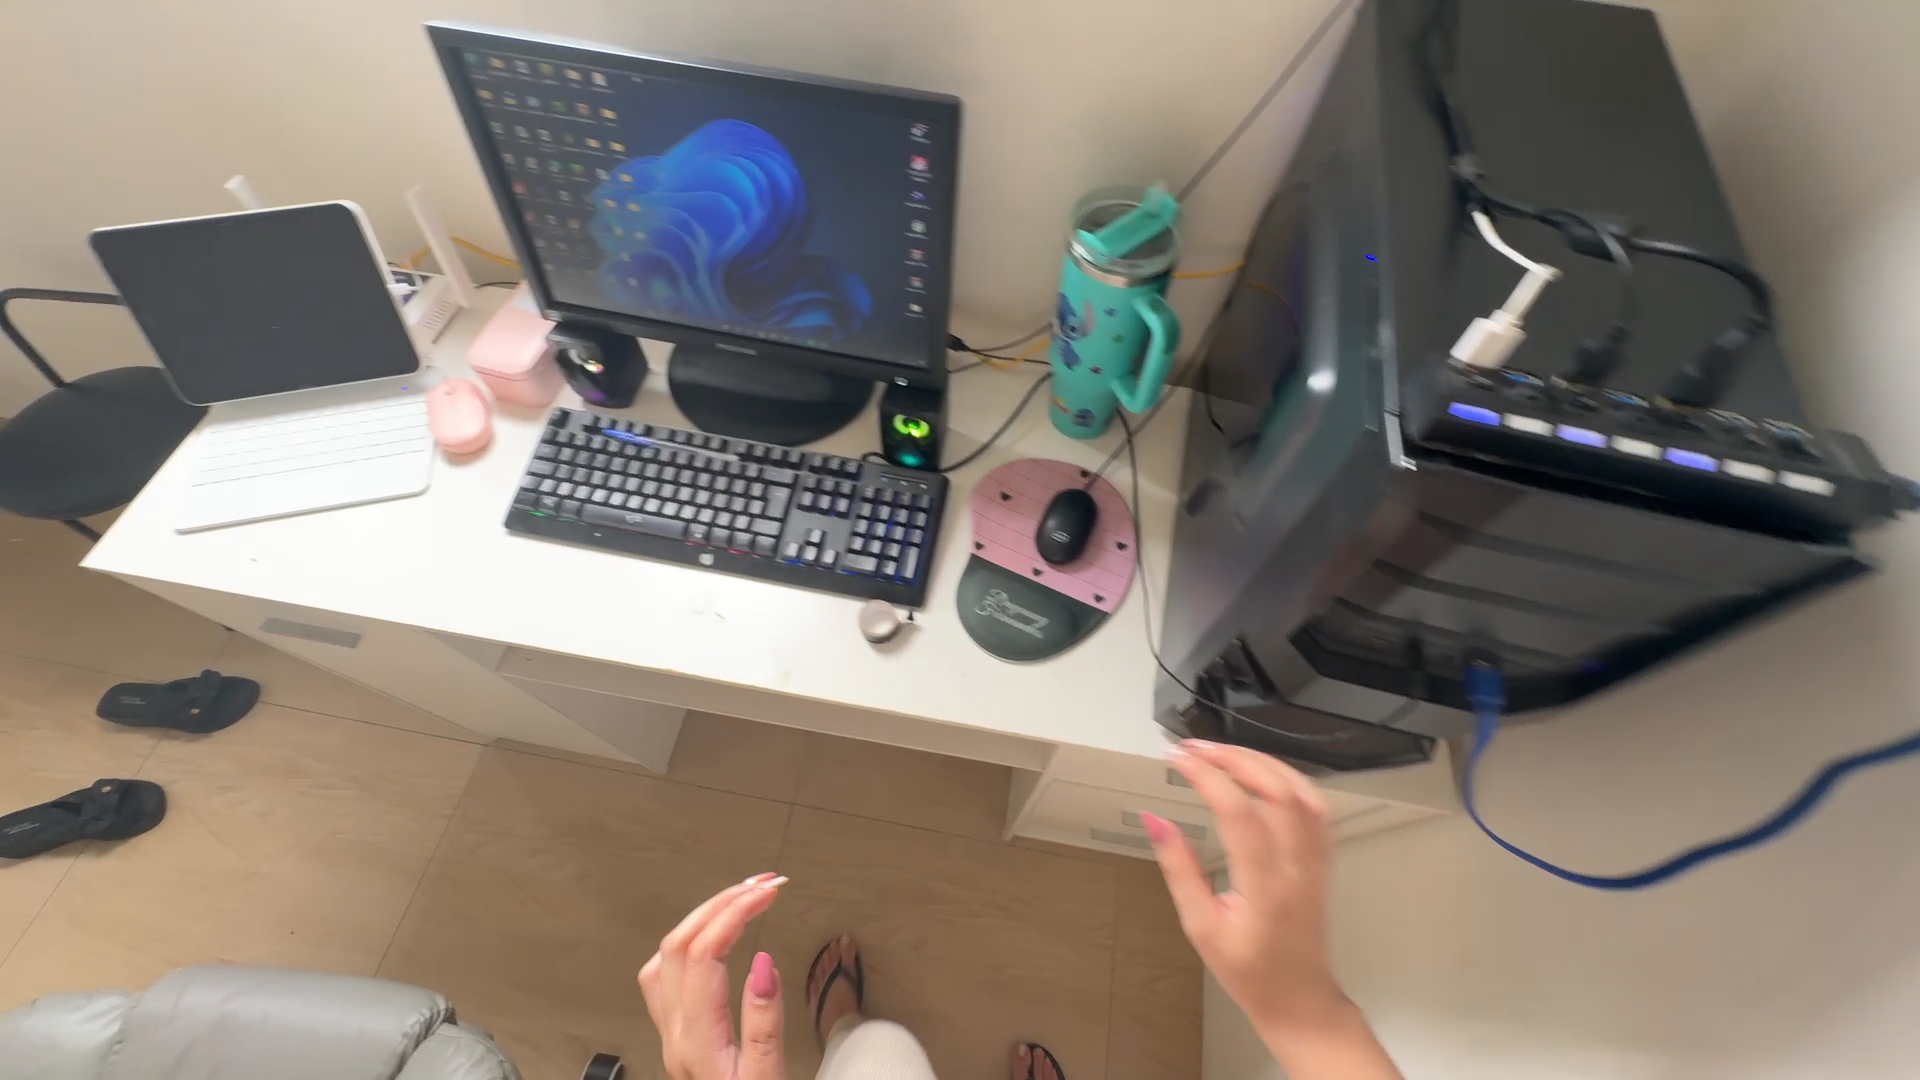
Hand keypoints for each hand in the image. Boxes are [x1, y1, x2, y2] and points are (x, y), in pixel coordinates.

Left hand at [639, 873, 789, 1079]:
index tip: (771, 892)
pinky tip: (715, 932)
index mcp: (695, 1042)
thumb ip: (764, 1022)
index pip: (704, 953)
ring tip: (744, 896)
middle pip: (680, 943)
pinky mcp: (676, 1034)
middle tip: (765, 884)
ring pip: (667, 954)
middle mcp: (673, 1033)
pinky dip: (691, 938)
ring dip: (704, 914)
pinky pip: (666, 973)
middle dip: (723, 902)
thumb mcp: (767, 1078)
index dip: (736, 912)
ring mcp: (669, 1033)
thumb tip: (762, 962)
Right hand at [1144, 741, 1399, 1078]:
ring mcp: (1317, 861)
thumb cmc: (1247, 971)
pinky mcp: (1323, 858)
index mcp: (1266, 888)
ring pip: (1301, 791)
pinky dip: (1286, 776)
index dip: (1207, 777)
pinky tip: (1258, 770)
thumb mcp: (1200, 926)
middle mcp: (1298, 868)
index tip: (1176, 759)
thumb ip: (1179, 869)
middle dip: (1232, 757)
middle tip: (1194, 748)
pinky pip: (1314, 805)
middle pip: (1277, 790)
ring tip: (1220, 751)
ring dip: (1260, 761)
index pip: (1240, 814)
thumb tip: (1154, 818)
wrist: (1300, 1000)